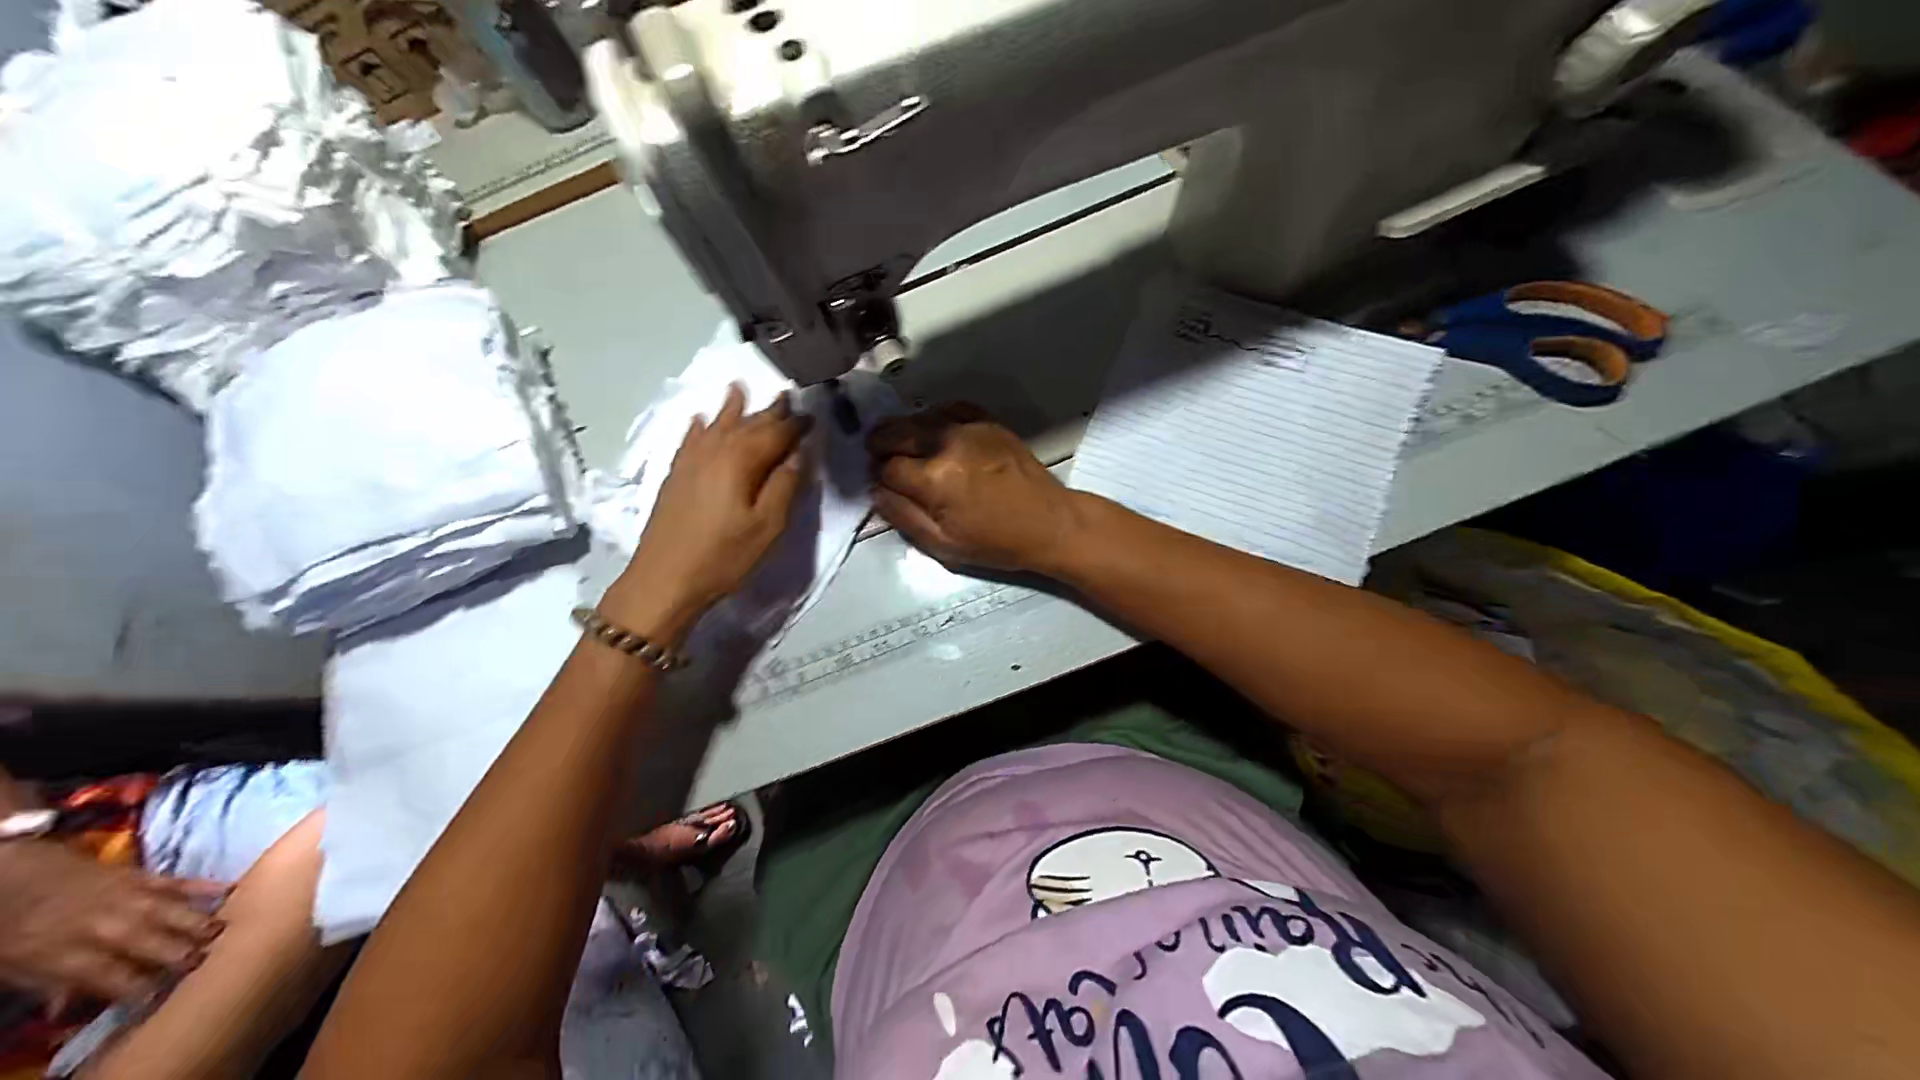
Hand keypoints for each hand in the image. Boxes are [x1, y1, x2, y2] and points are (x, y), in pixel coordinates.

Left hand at [0, 839, 224, 1002]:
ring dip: (199, 922)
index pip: (113, 978)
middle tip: (208, 961)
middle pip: (152, 944)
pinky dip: (204, 886)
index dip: (140, 988)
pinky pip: (177, 882)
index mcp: (68, 957)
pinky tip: (229, 888)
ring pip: (172, 912)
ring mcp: (128, 898)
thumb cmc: (12, 933)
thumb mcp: (15, 969)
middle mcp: (105, 928)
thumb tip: (72, 1010)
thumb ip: (51, 985)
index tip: (163, 996)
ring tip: (224, 931)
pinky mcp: (141, 876)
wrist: (10, 881)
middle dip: (181, 954)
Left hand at [606, 384, 810, 640]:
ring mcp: (691, 460)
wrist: (664, 580)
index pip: (776, 432)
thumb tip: (798, 453)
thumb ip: (785, 484)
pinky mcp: (675, 473)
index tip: (813, 416)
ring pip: (718, 424)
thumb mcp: (768, 526)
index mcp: (742, 460)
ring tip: (741, 387)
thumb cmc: (724, 556)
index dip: (796, 424)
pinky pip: (691, 438)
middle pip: (747, 423)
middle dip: (769, 411)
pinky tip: (702, 418)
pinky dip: (701, 425)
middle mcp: (715, 450)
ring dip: (733, 407)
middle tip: (787, 397)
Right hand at [868, 403, 1089, 573]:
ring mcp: (969, 427)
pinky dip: (933, 416)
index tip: (877, 480)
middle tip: (876, 454)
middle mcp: (947, 443)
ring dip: (903, 428)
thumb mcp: (943, 544)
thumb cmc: (996, 542)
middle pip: (897, 433)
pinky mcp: (987, 421)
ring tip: (898, 442)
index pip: (887, 467)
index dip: (877, 474)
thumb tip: (877, 491)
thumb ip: (903, 516)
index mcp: (934, 478)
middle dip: (881, 444)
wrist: (1049, 523)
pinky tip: (930, 429)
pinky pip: (949, 408)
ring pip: (920, 417)